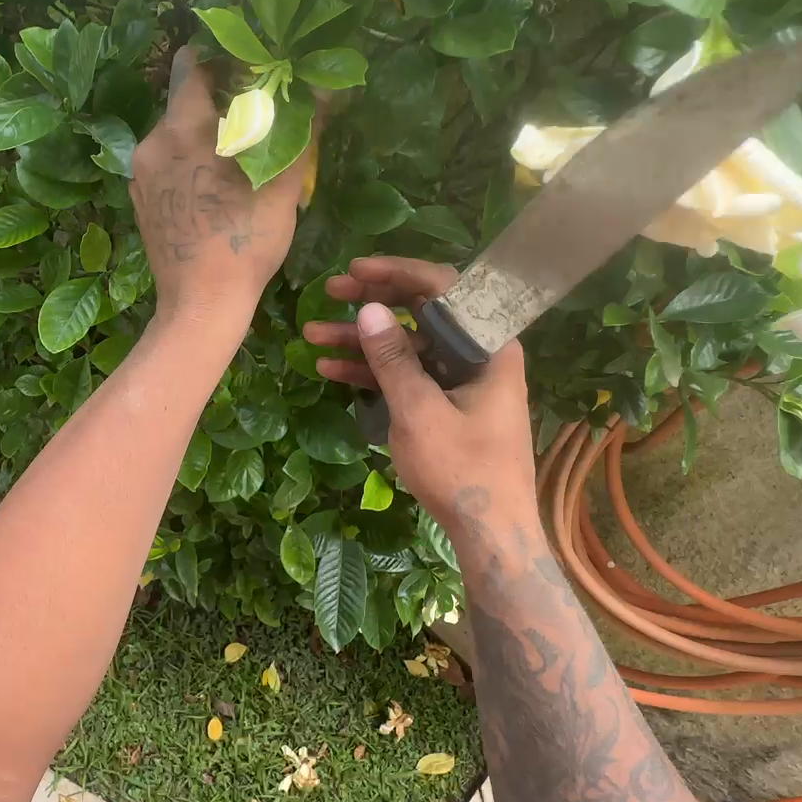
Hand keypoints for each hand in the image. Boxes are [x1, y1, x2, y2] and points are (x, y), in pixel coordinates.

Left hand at [130, 47, 314, 329]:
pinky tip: (212, 185)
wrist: (201, 304)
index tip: (248, 64)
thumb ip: (301, 128)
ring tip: (237, 154)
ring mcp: (140, 175)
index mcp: (182, 127)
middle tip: (254, 113)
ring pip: (174, 135)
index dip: (221, 57)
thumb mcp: (283, 183)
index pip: (193, 65)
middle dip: (218, 101)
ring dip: (203, 135)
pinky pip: (164, 166)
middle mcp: (152, 143)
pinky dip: (187, 163)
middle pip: (185, 101)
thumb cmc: (244, 241)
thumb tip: (326, 87)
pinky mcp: (139, 201)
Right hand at [302, 256, 536, 527]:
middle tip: (330, 292)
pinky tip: (330, 369)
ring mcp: (458, 380)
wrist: (489, 531)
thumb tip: (368, 309)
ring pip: (406, 346)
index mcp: (488, 346)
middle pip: (421, 313)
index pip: (444, 288)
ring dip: (360, 341)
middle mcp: (476, 354)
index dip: (397, 273)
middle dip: (373, 302)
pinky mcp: (442, 404)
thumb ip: (393, 358)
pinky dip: (371, 373)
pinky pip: (405, 377)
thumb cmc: (462, 468)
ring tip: (311, 334)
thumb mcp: (419, 410)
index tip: (356, 270)